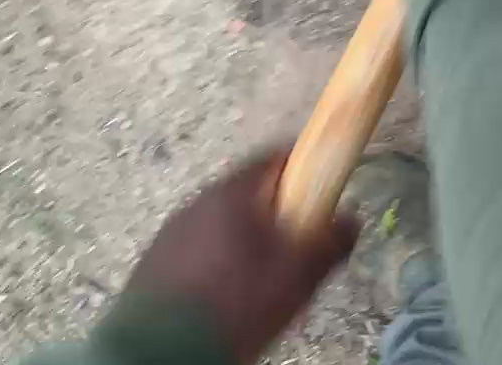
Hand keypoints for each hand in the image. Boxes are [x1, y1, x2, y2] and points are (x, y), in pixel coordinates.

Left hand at [124, 148, 357, 364]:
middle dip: (277, 211)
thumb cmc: (236, 303)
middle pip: (251, 191)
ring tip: (261, 275)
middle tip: (296, 242)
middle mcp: (198, 201)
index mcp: (235, 191)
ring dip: (245, 238)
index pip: (280, 157)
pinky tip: (227, 293)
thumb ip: (334, 240)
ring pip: (223, 222)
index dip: (308, 170)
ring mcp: (169, 234)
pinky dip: (216, 261)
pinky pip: (196, 249)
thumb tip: (352, 220)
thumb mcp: (301, 275)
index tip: (323, 193)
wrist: (156, 358)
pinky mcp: (149, 267)